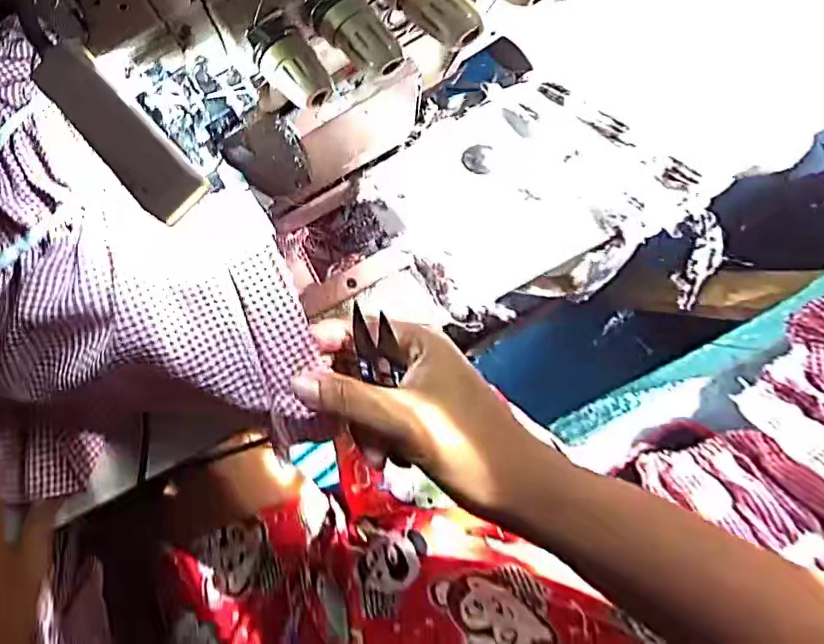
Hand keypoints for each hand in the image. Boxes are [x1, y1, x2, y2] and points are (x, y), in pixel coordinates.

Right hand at [292, 319, 571, 522]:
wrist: (528, 495)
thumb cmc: (470, 447)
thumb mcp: (403, 421)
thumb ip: (348, 397)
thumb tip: (297, 379)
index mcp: (417, 340)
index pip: (356, 328)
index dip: (324, 343)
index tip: (296, 366)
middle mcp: (416, 355)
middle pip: (359, 364)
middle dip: (347, 398)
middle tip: (338, 426)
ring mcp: (420, 385)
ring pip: (368, 394)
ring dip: (364, 425)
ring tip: (376, 455)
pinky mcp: (423, 413)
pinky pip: (384, 414)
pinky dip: (379, 435)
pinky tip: (389, 459)